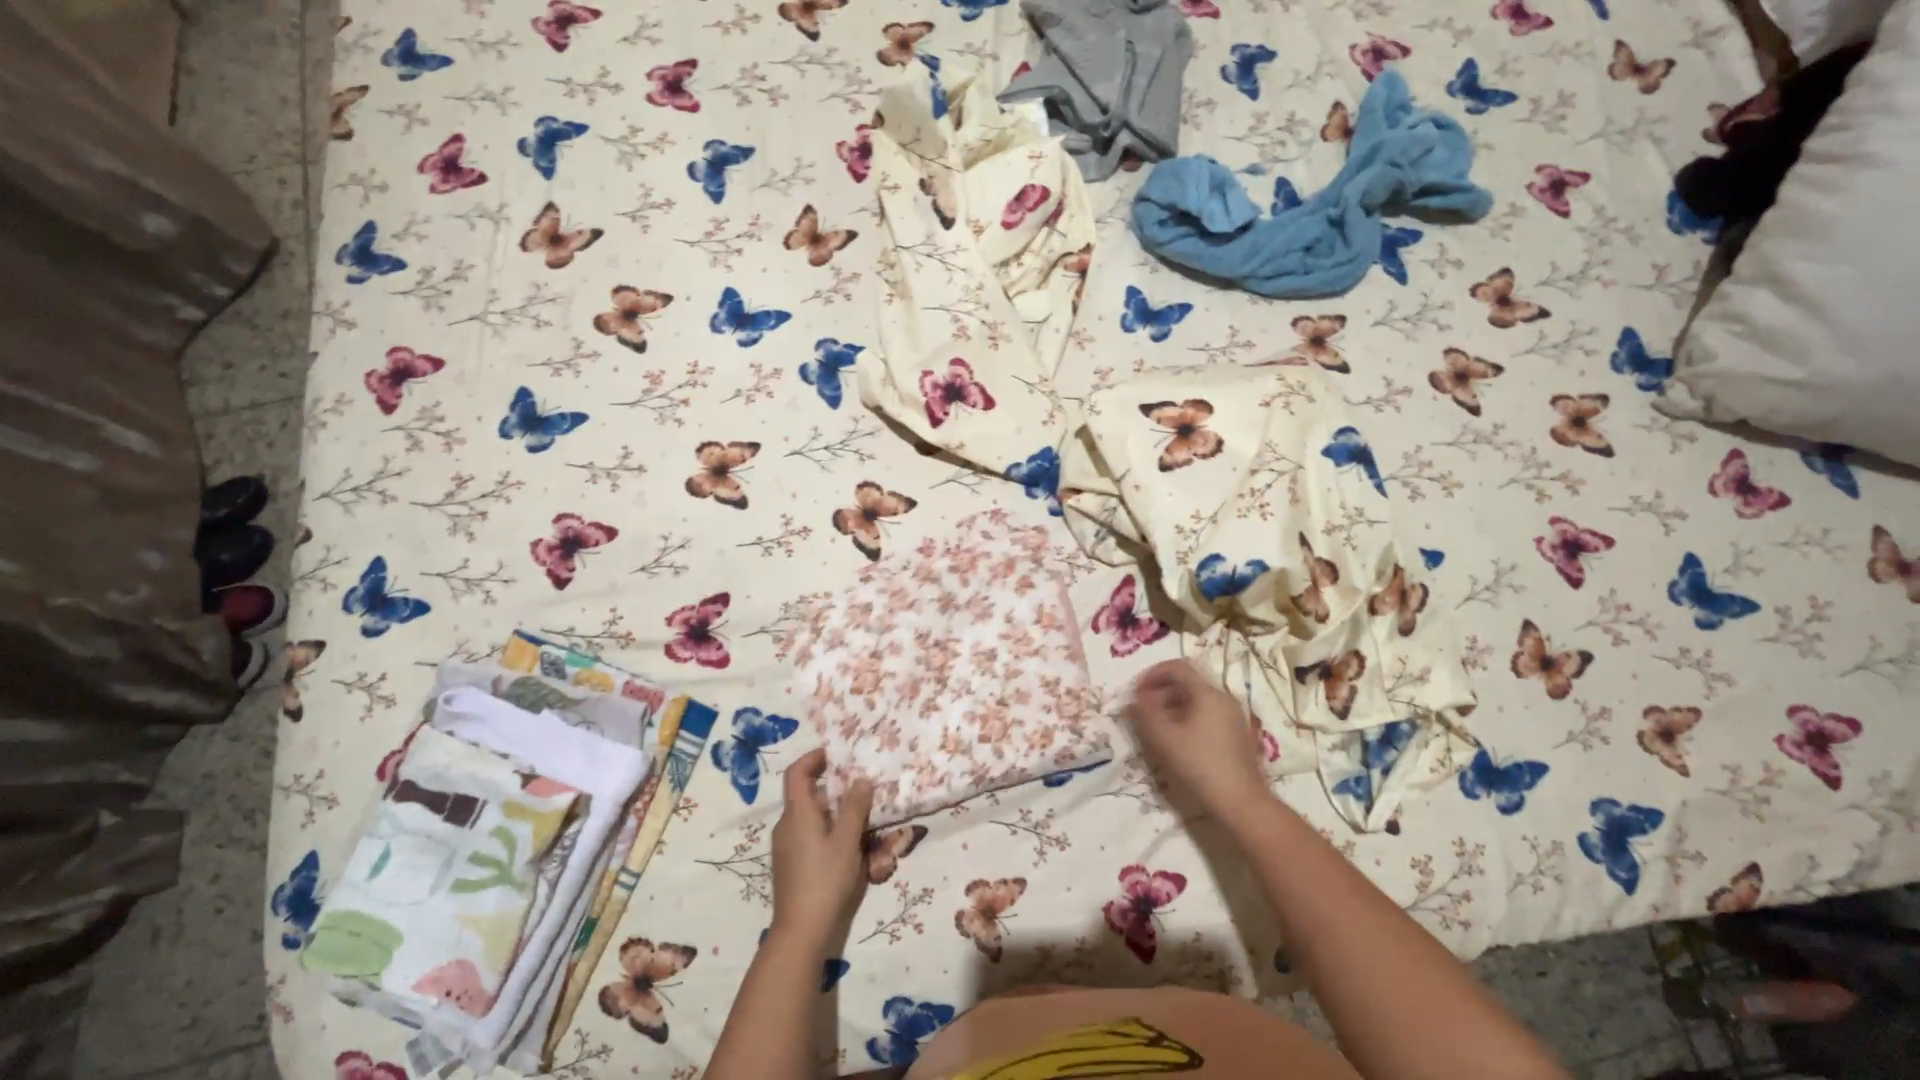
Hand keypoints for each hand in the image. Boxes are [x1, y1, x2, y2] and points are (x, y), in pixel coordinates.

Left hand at [769, 748, 873, 948]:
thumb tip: (861, 780)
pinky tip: (849, 845)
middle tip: (860, 787)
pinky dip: (828, 830)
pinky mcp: (791, 864)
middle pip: (805, 795)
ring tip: (862, 817)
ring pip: (810, 817)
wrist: (800, 929)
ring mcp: (786, 846)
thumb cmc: (825, 880)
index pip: (796, 773)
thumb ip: (855, 809)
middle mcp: (786, 825)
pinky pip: (809, 835)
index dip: (813, 758)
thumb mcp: (847, 842)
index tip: (835, 753)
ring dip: (833, 811)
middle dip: (832, 787)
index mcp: (797, 814)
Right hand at [1126, 659, 1270, 820]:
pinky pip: (1206, 715)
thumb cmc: (1199, 765)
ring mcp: (1233, 717)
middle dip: (1160, 692)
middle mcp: (1224, 698)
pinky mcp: (1235, 734)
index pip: (1178, 667)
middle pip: (1187, 683)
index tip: (1136, 692)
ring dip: (1171, 707)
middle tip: (1142, 712)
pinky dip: (1186, 719)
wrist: (1241, 801)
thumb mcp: (1164, 738)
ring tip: (1155, 728)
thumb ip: (1145, 713)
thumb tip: (1136, 699)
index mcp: (1208, 693)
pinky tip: (1176, 741)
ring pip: (1196, 701)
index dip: (1153, 674)